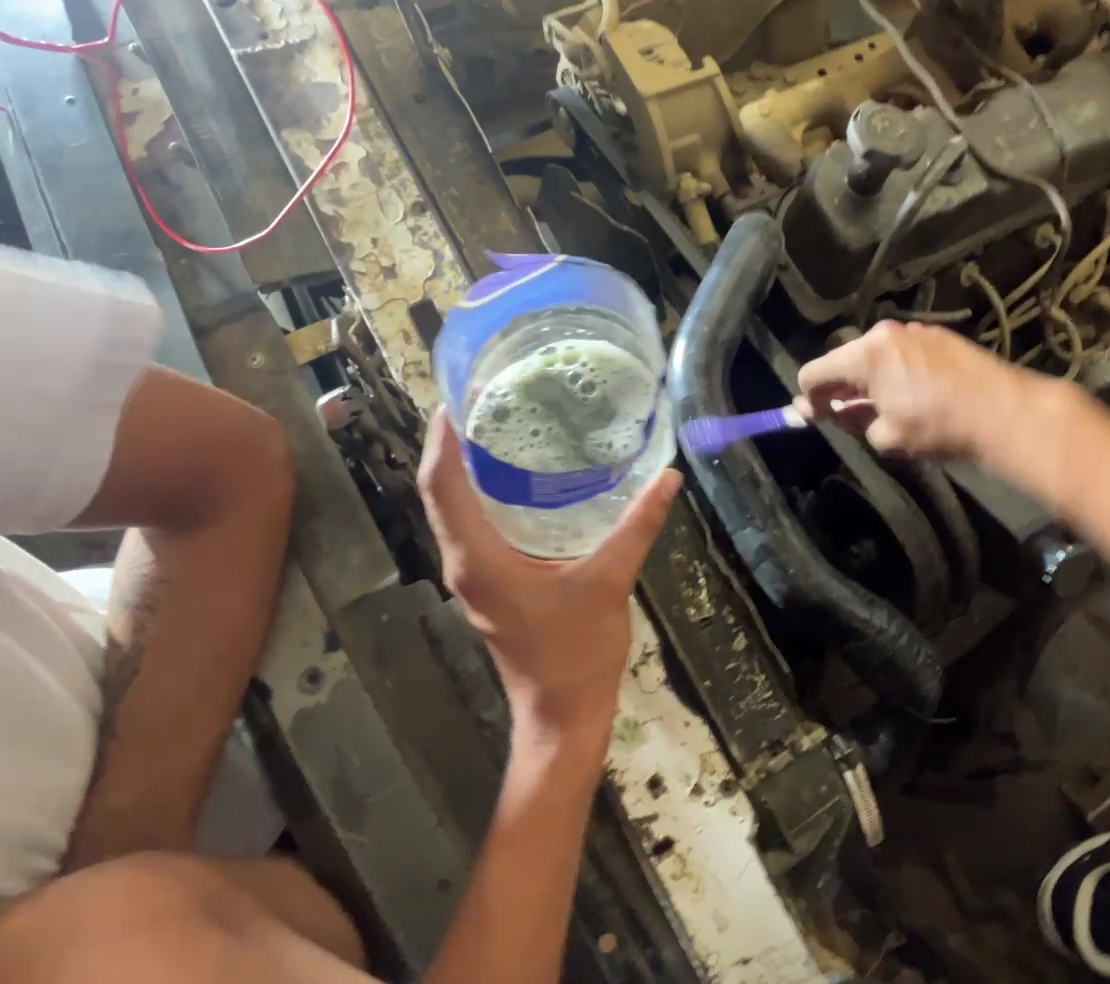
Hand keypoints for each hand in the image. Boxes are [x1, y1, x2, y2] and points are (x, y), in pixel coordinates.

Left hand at [417, 414, 682, 730]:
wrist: (563, 713)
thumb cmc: (577, 650)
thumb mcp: (610, 581)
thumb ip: (637, 526)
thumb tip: (669, 477)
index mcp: (478, 558)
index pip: (441, 485)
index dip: (443, 438)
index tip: (456, 397)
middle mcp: (463, 562)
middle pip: (439, 492)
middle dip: (452, 445)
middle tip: (485, 401)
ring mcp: (473, 577)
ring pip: (454, 512)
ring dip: (465, 471)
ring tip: (500, 429)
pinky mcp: (489, 586)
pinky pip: (474, 529)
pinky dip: (485, 498)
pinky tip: (522, 481)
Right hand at [796, 320, 1039, 458]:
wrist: (1004, 411)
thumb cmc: (938, 426)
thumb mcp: (887, 435)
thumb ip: (851, 420)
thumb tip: (835, 413)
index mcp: (865, 354)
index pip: (814, 373)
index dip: (809, 399)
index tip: (818, 418)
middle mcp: (886, 334)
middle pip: (845, 361)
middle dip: (841, 389)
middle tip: (848, 417)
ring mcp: (915, 330)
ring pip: (876, 357)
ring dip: (870, 381)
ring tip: (887, 409)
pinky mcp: (940, 336)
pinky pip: (902, 354)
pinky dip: (896, 374)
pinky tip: (914, 397)